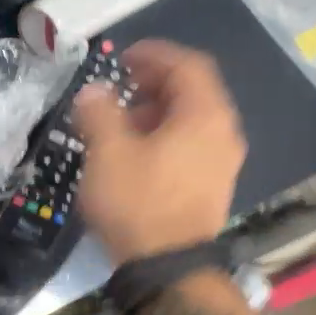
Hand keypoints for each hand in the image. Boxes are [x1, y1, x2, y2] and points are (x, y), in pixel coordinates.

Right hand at [72, 40, 247, 264]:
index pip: (188, 67)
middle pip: (193, 92)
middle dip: (153, 83)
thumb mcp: (107, 154)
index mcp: (204, 115)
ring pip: (189, 120)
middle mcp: (222, 130)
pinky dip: (161, 136)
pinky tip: (133, 153)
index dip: (156, 54)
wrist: (165, 260)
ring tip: (118, 123)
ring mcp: (220, 159)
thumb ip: (99, 116)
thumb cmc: (136, 201)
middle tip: (117, 88)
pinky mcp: (209, 184)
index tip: (124, 55)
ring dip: (155, 112)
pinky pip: (188, 145)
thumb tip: (93, 91)